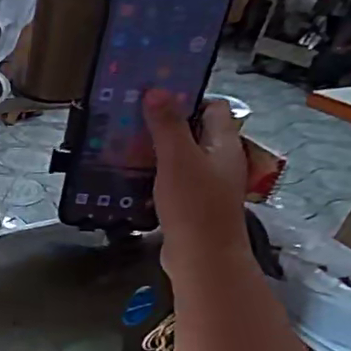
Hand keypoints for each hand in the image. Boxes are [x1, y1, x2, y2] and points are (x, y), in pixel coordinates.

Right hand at [143, 89, 250, 277]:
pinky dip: (155, 181)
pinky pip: (173, 186)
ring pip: (181, 162)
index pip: (213, 108)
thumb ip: (167, 124)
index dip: (188, 98)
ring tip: (126, 148)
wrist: (203, 261)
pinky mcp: (192, 210)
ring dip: (157, 155)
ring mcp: (208, 188)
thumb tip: (157, 90)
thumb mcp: (178, 159)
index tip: (156, 98)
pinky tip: (133, 182)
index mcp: (224, 145)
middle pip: (194, 134)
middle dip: (166, 127)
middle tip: (133, 121)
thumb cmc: (194, 206)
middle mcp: (220, 163)